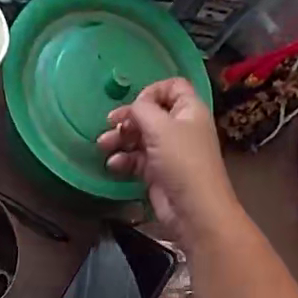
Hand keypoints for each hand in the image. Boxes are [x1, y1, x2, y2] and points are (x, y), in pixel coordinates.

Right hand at [95, 78, 239, 247]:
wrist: (193, 210)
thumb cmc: (181, 162)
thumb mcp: (160, 127)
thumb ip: (141, 109)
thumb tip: (132, 107)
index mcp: (189, 110)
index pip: (172, 87)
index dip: (152, 91)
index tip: (135, 105)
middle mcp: (179, 128)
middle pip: (150, 114)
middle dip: (128, 119)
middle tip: (110, 125)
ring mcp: (168, 152)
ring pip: (139, 138)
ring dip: (120, 139)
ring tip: (104, 146)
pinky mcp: (157, 173)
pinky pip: (136, 160)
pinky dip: (124, 160)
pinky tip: (114, 165)